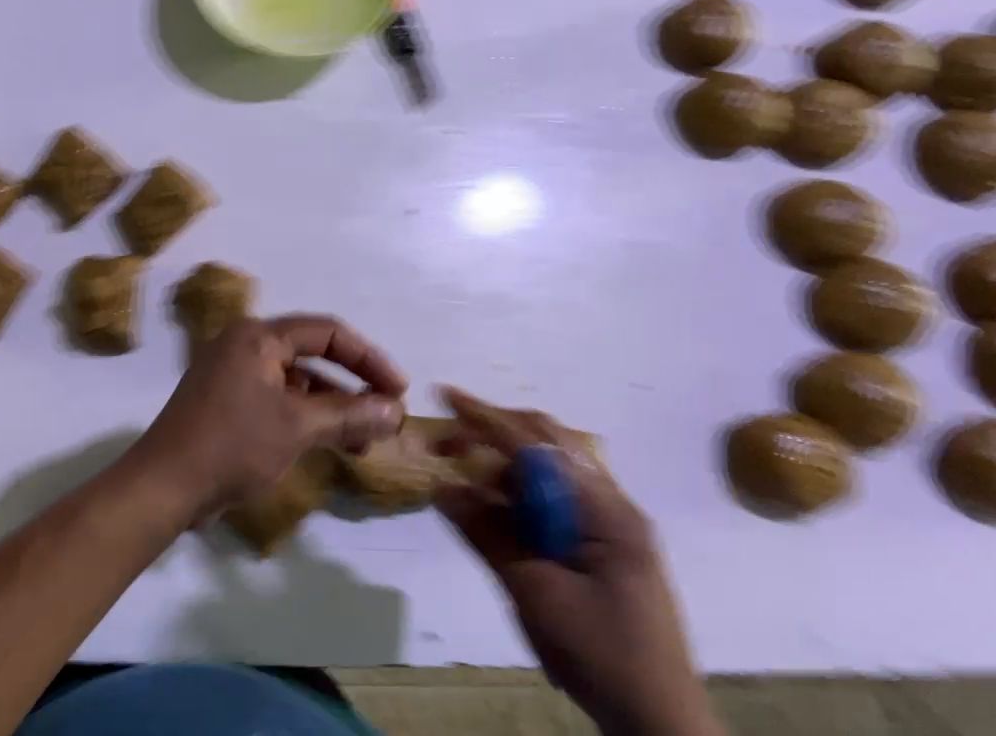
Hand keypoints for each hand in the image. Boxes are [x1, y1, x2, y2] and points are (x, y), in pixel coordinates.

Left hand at [127, 315, 406, 519]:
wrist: (167, 483)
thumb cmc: (233, 444)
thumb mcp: (298, 427)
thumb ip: (349, 414)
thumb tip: (395, 410)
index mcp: (256, 338)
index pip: (326, 332)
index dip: (368, 358)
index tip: (399, 391)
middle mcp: (244, 348)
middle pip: (312, 356)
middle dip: (353, 388)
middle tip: (387, 420)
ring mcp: (233, 377)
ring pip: (297, 385)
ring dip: (333, 409)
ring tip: (365, 444)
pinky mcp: (228, 406)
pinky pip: (279, 404)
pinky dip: (308, 421)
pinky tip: (333, 447)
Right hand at [434, 388, 720, 735]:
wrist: (657, 718)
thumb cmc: (598, 652)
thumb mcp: (533, 592)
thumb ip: (488, 534)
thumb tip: (442, 487)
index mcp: (604, 512)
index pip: (536, 446)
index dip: (486, 418)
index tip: (443, 396)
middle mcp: (613, 506)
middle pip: (549, 444)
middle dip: (494, 429)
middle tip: (446, 438)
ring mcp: (612, 524)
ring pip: (551, 467)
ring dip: (504, 460)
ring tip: (460, 469)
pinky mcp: (604, 544)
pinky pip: (556, 495)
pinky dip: (519, 486)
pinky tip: (493, 500)